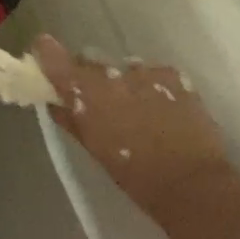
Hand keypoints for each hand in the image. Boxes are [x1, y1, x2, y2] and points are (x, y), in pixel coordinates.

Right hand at [32, 35, 230, 212]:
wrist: (194, 186)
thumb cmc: (136, 176)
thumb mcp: (95, 151)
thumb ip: (72, 121)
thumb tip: (55, 103)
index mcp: (84, 92)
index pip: (51, 54)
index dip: (46, 52)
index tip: (45, 57)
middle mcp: (109, 74)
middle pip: (89, 61)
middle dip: (90, 76)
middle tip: (101, 101)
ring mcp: (142, 72)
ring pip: (123, 67)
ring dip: (124, 82)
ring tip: (140, 109)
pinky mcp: (173, 75)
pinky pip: (154, 74)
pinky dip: (153, 86)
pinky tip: (164, 109)